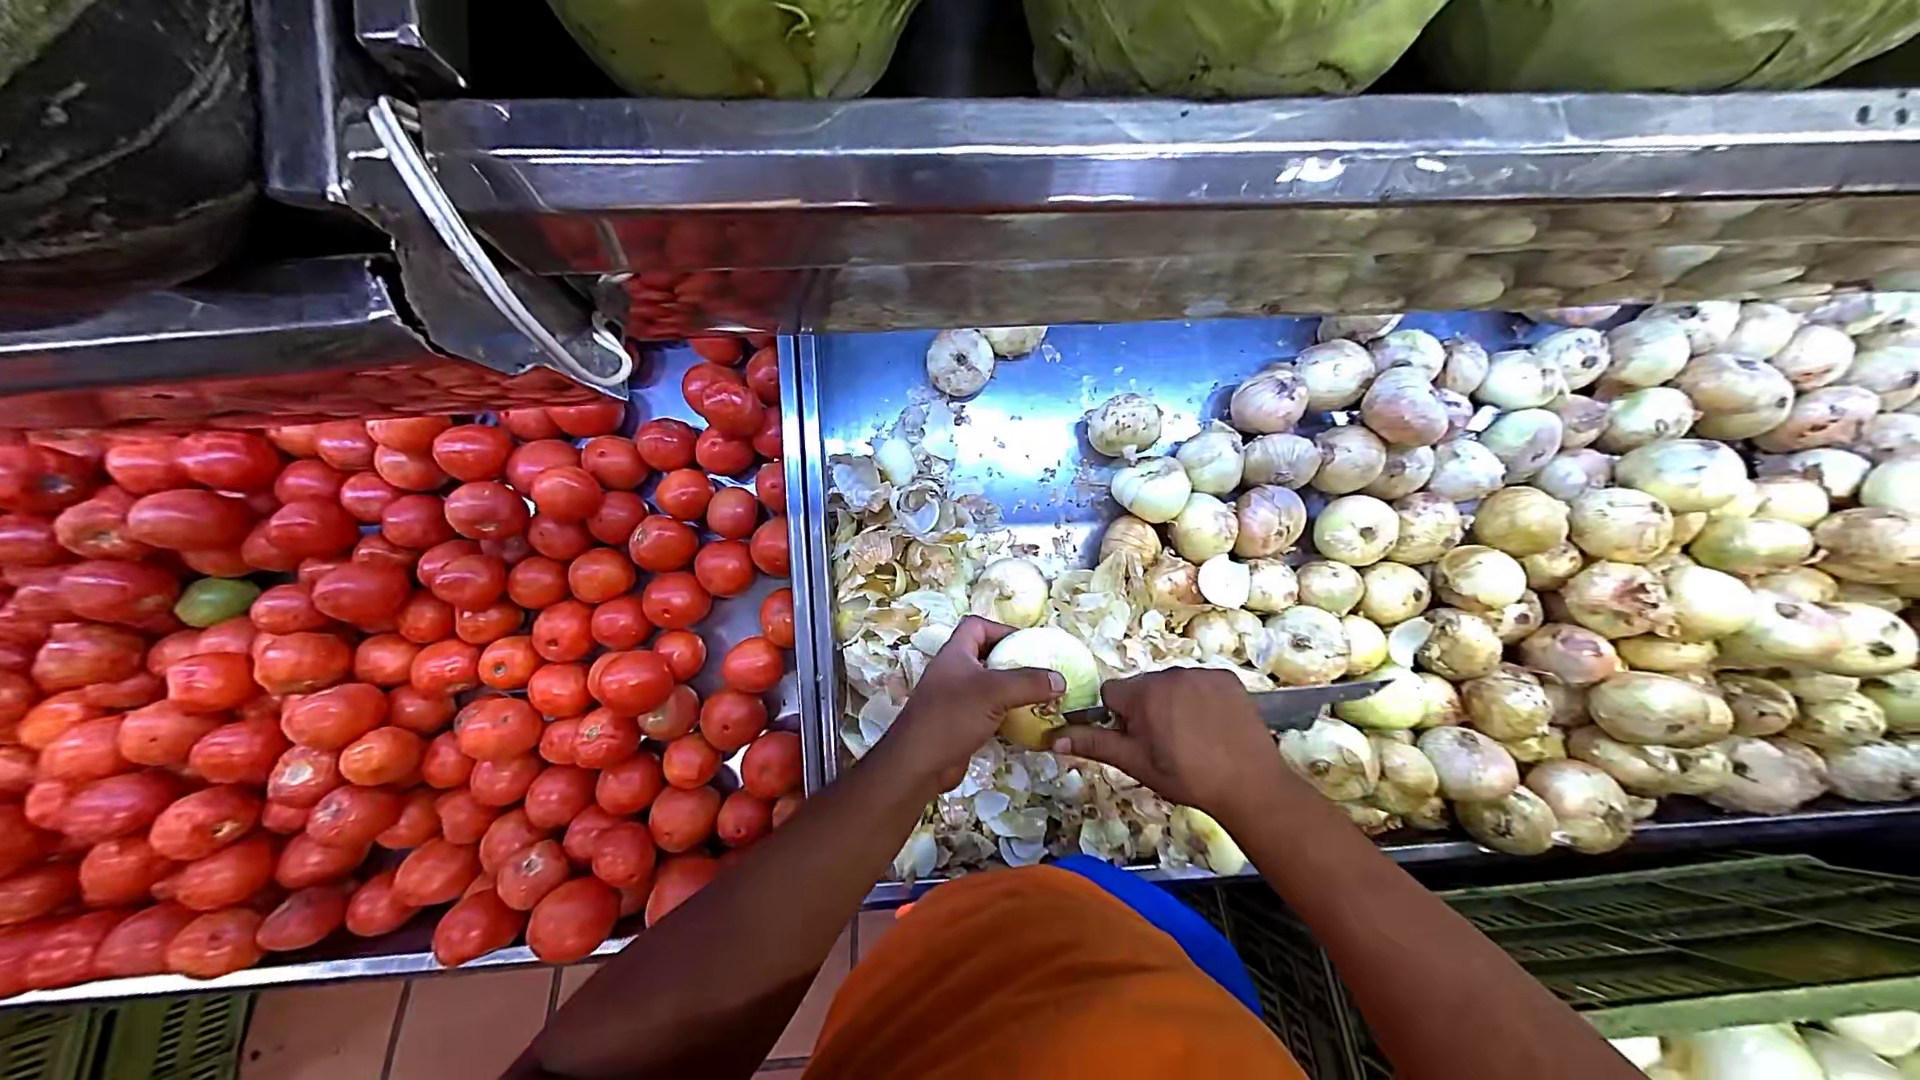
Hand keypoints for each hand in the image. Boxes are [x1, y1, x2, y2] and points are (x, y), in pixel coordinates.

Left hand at [872, 616, 1065, 795]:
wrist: (919, 763)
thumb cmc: (952, 716)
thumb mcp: (994, 692)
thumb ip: (1029, 682)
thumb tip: (1059, 680)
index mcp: (955, 653)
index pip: (976, 626)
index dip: (1001, 629)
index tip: (1026, 642)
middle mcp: (953, 672)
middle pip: (985, 655)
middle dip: (1012, 661)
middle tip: (1038, 671)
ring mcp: (954, 699)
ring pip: (988, 686)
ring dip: (1011, 690)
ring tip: (1038, 696)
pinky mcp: (959, 724)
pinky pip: (988, 712)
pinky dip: (1006, 714)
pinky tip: (1024, 723)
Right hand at [1051, 667, 1295, 826]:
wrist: (1249, 784)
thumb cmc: (1185, 777)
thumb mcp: (1134, 762)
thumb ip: (1093, 743)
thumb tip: (1053, 738)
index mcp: (1142, 693)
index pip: (1112, 694)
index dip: (1119, 718)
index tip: (1137, 739)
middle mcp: (1169, 674)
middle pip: (1142, 687)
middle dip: (1146, 709)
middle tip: (1165, 743)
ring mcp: (1201, 673)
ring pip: (1171, 685)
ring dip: (1173, 703)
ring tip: (1192, 737)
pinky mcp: (1227, 678)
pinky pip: (1201, 682)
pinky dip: (1202, 699)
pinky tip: (1212, 726)